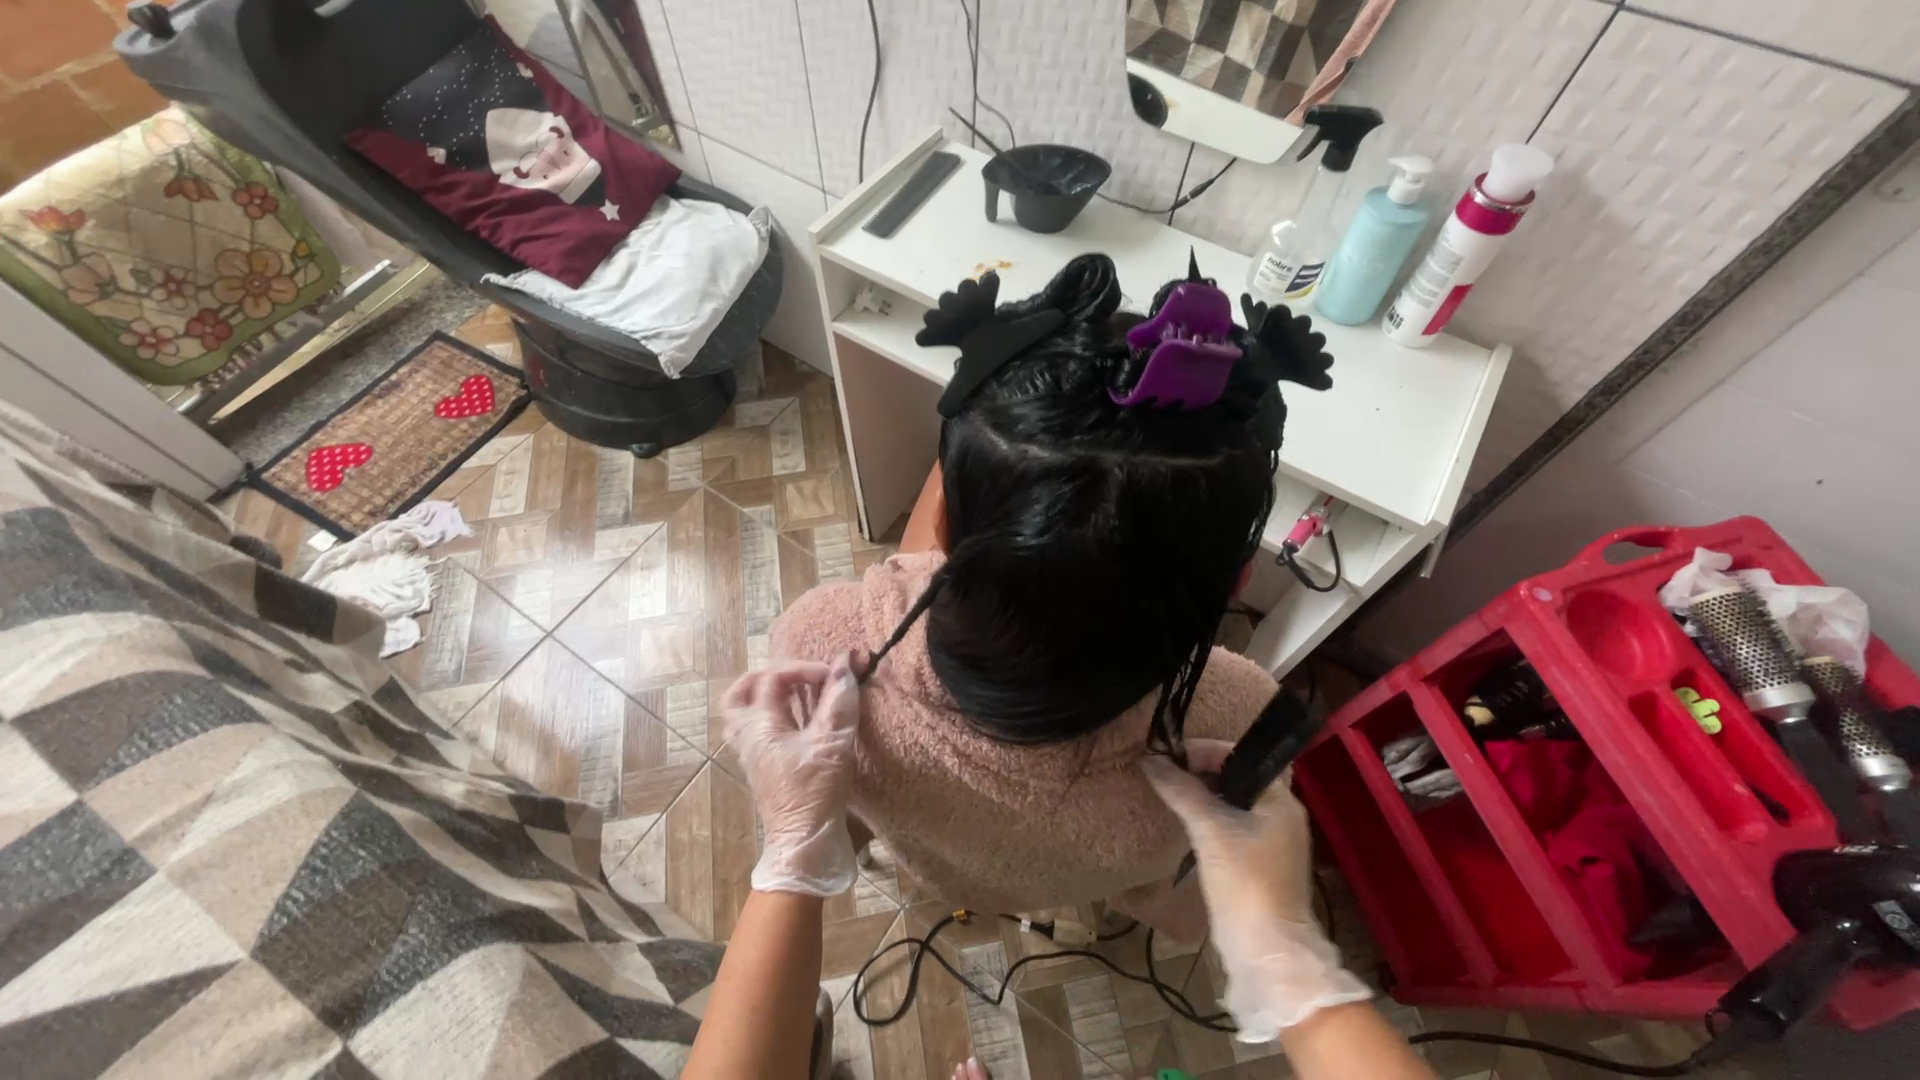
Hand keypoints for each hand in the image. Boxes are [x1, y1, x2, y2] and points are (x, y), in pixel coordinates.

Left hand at [720, 655, 861, 896]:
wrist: (805, 844)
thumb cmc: (815, 791)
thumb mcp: (832, 742)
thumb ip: (839, 701)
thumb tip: (845, 663)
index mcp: (758, 724)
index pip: (775, 677)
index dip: (807, 668)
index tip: (837, 676)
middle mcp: (748, 736)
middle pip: (742, 692)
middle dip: (771, 676)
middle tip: (800, 675)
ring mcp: (752, 754)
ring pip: (744, 713)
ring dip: (766, 696)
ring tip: (795, 692)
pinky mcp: (765, 768)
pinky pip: (758, 731)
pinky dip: (774, 716)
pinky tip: (799, 720)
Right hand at [1144, 740, 1370, 1040]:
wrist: (1267, 950)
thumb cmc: (1244, 881)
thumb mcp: (1210, 829)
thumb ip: (1181, 791)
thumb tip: (1148, 759)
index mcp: (1279, 799)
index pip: (1238, 756)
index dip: (1201, 751)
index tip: (1167, 755)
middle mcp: (1280, 814)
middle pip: (1234, 777)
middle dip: (1198, 772)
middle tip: (1162, 772)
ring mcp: (1271, 840)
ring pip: (1231, 802)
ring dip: (1200, 796)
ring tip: (1167, 792)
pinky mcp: (1259, 863)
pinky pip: (1230, 826)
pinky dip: (1207, 818)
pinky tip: (1183, 822)